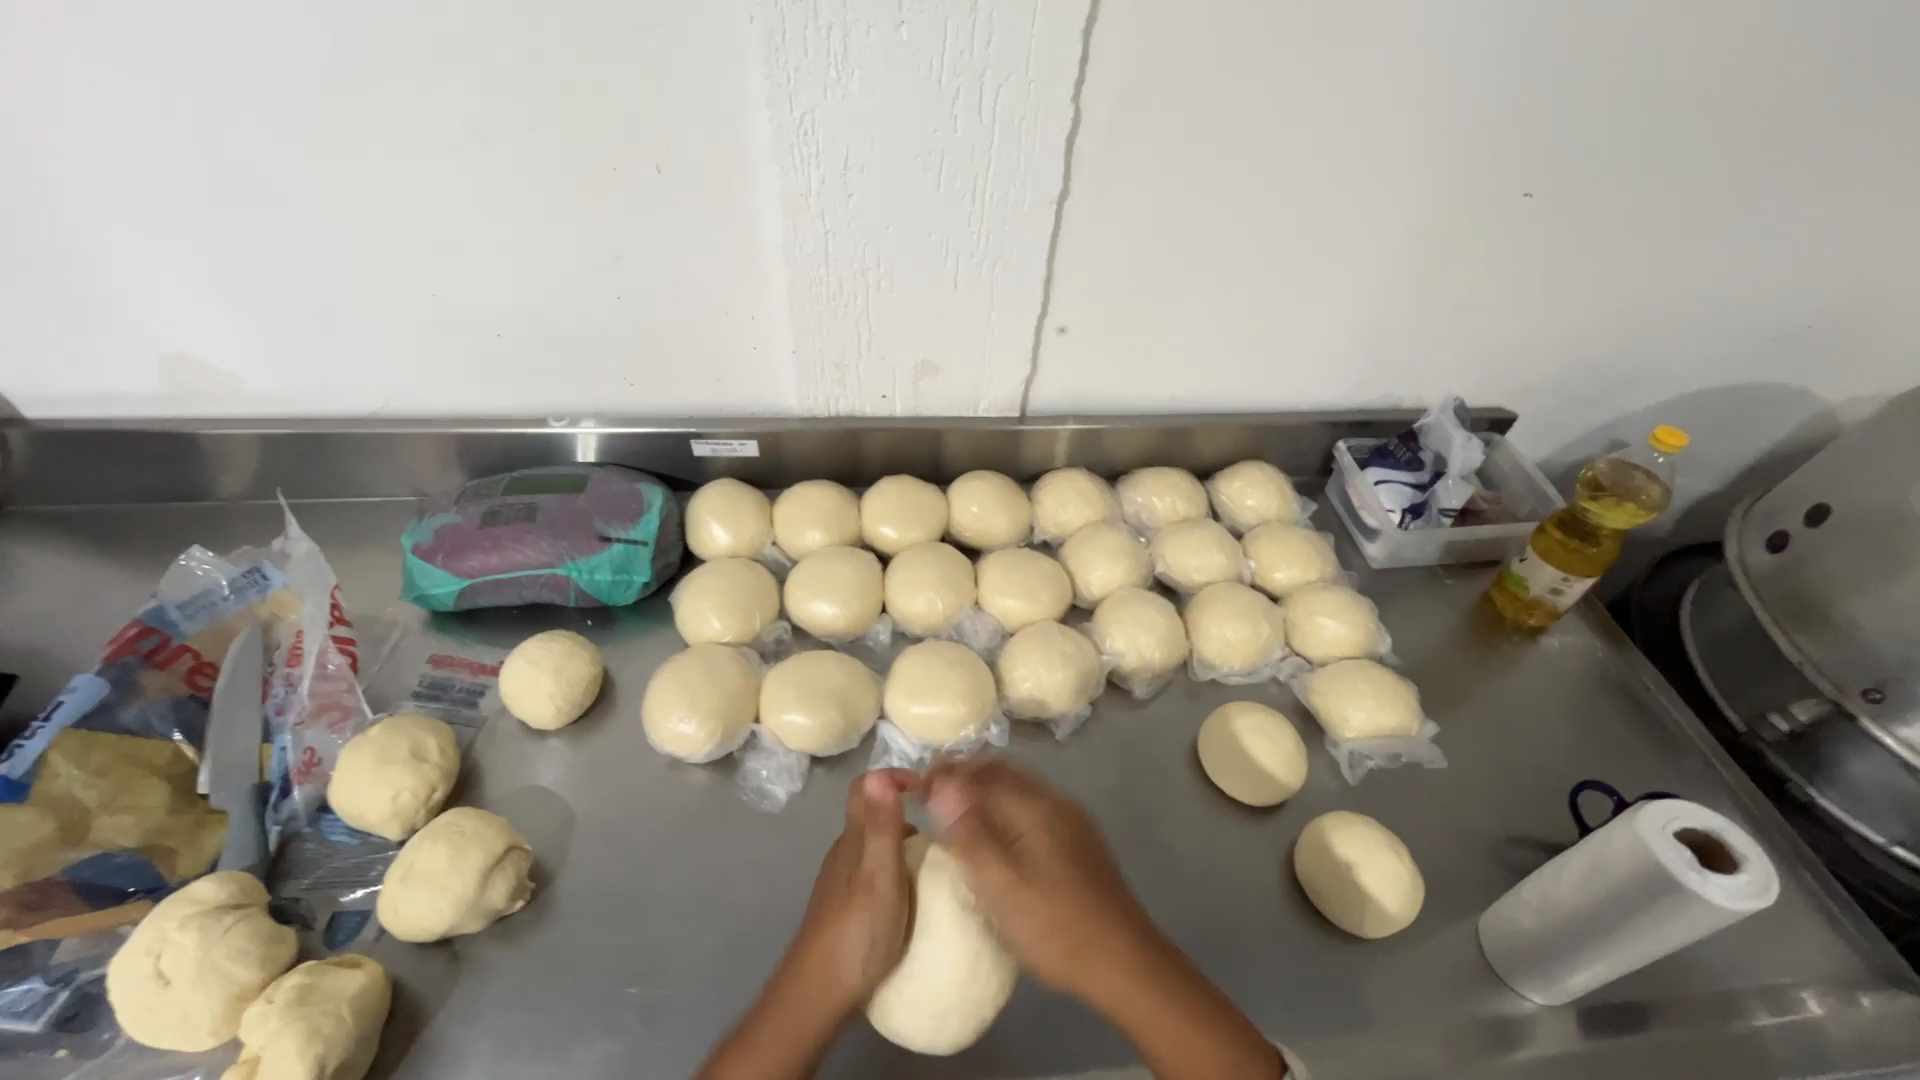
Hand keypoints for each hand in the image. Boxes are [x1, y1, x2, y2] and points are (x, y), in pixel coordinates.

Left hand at [782, 768, 919, 1014]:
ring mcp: (843, 883)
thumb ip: (881, 826)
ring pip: (874, 847)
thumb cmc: (856, 932)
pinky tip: (916, 898)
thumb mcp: (879, 875)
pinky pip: (875, 874)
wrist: (819, 994)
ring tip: (939, 864)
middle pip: (872, 816)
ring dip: (904, 845)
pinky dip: (897, 873)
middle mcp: (845, 854)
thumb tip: (880, 773)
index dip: (894, 777)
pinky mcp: (846, 910)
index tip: (930, 789)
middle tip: (946, 830)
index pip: (865, 788)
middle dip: (906, 812)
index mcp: (853, 840)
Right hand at [924, 759, 1159, 1003]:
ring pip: (1019, 788)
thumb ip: (969, 833)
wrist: (1126, 963)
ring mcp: (1072, 821)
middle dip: (965, 774)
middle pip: (1002, 772)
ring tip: (954, 812)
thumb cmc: (1055, 927)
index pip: (981, 773)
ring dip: (985, 789)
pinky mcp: (1079, 842)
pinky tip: (993, 834)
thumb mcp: (1002, 885)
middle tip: (929, 793)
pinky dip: (1004, 807)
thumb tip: (941, 784)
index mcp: (1035, 806)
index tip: (913, 786)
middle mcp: (1055, 802)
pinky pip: (1032, 807)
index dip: (945, 774)